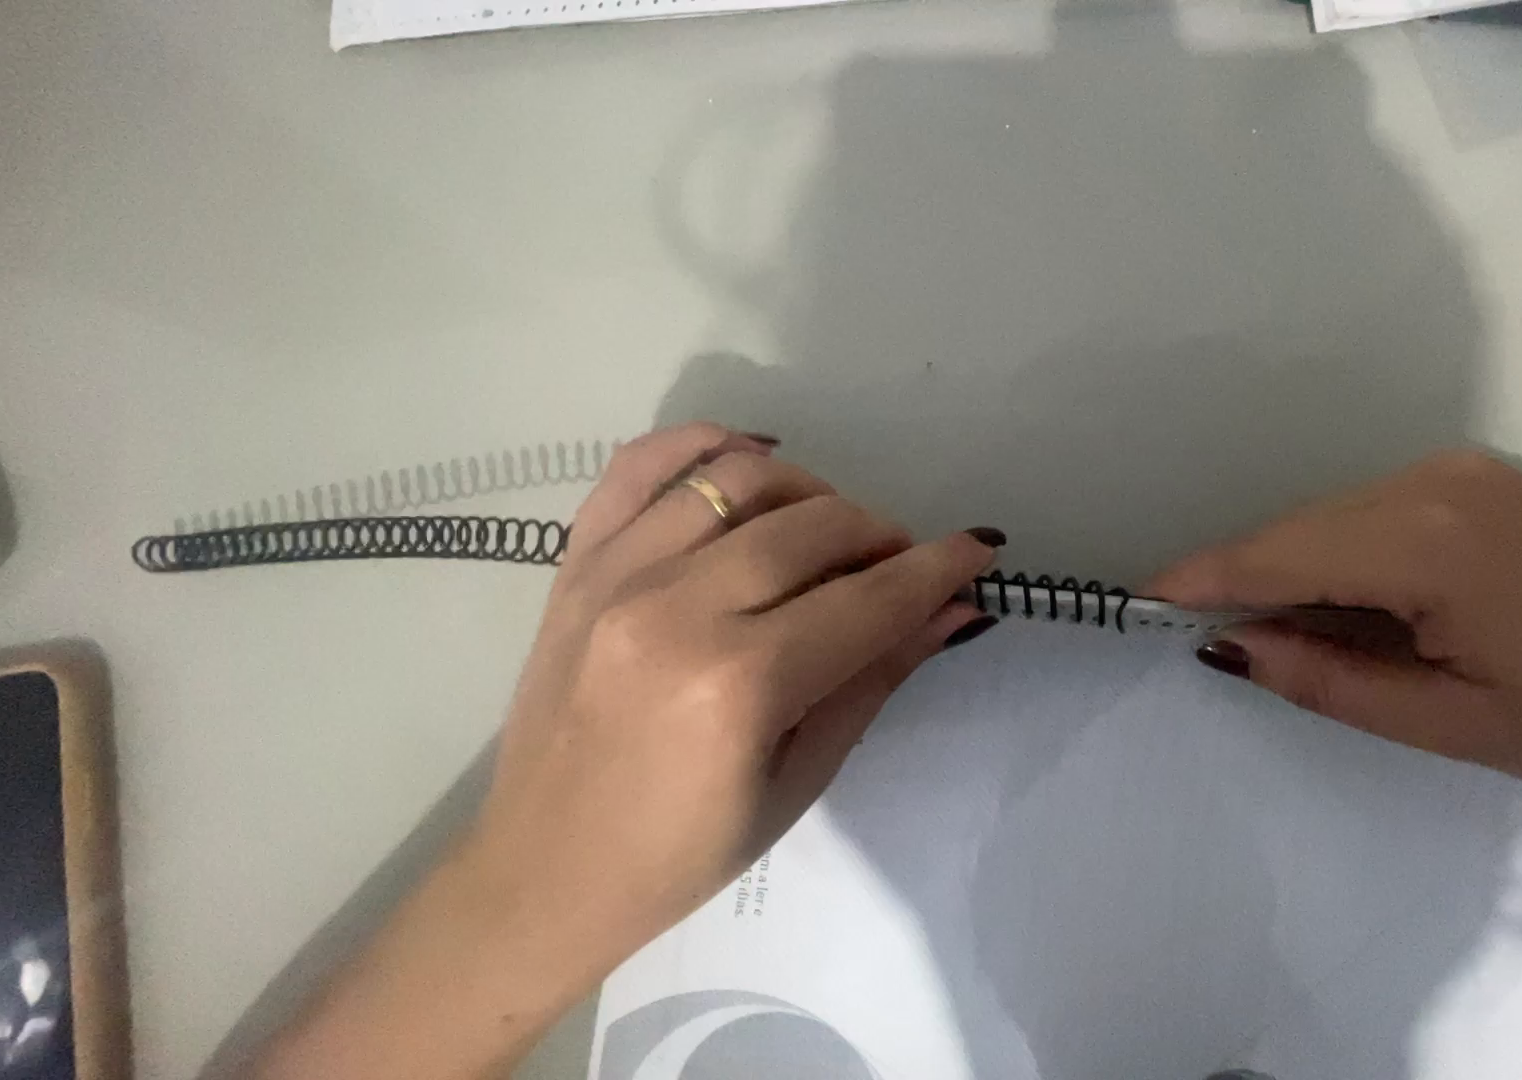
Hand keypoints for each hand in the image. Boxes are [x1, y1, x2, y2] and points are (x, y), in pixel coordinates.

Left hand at [254, 422, 1000, 1079]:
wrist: (544, 872)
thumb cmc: (685, 851)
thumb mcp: (802, 777)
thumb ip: (877, 674)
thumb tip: (954, 607)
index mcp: (738, 685)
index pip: (868, 599)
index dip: (936, 568)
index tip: (977, 548)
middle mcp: (675, 609)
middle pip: (814, 527)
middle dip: (882, 535)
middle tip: (899, 564)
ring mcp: (614, 575)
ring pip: (742, 478)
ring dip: (811, 490)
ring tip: (830, 529)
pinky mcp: (573, 563)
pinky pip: (641, 464)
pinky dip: (705, 443)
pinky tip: (751, 455)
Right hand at [1147, 450, 1521, 796]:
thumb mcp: (1455, 726)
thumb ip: (1328, 682)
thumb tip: (1230, 647)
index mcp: (1429, 544)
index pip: (1277, 556)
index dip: (1202, 579)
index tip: (1138, 600)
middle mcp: (1428, 485)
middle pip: (1291, 532)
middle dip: (1239, 582)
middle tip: (1218, 643)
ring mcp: (1448, 474)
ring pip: (1319, 521)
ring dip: (1286, 574)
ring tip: (1294, 639)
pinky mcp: (1461, 480)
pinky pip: (1356, 517)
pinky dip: (1327, 560)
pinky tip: (1346, 608)